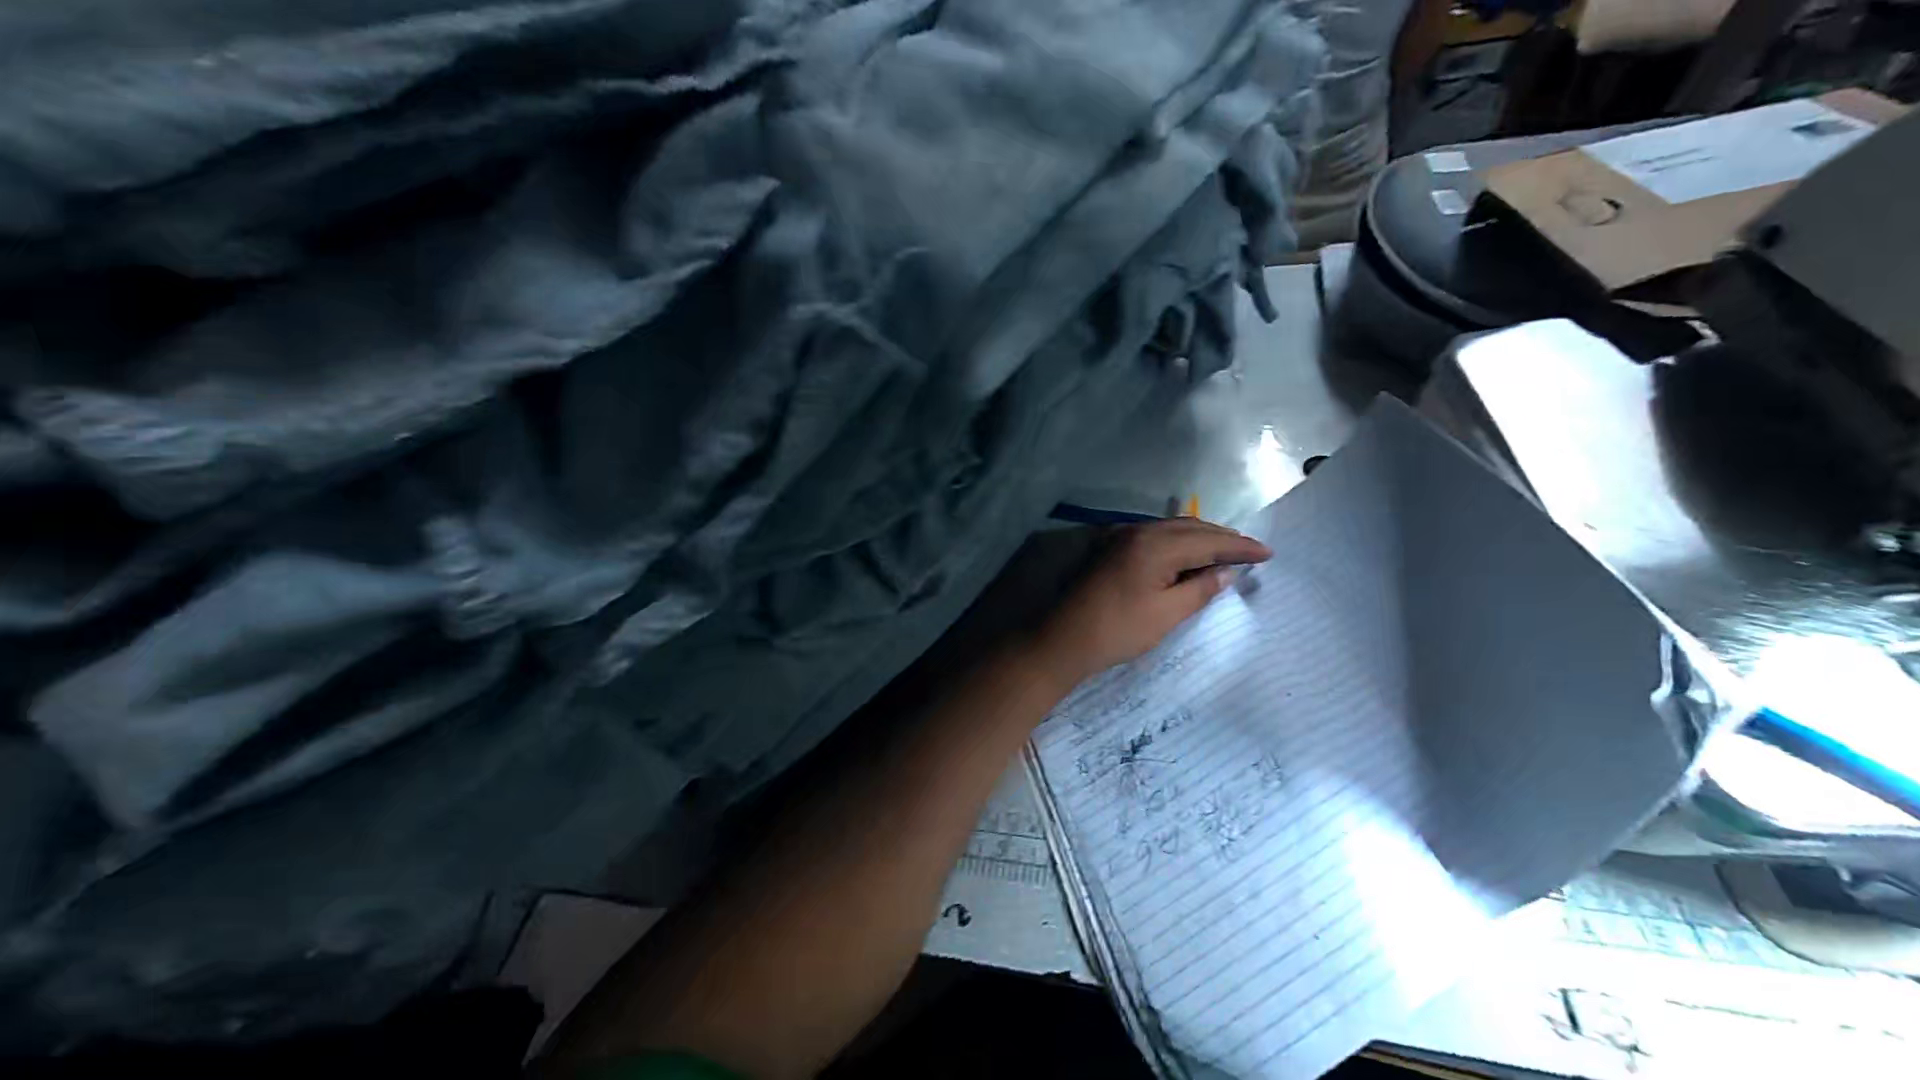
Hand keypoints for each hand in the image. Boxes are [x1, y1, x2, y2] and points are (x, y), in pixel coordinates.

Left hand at [1034, 518, 1270, 682]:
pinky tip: (1187, 554)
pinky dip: (1178, 542)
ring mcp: (1121, 537)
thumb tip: (1226, 572)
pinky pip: (1154, 537)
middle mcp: (1138, 532)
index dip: (1239, 547)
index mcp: (1155, 544)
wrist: (1063, 639)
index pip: (1208, 540)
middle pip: (1190, 528)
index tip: (1268, 553)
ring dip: (1200, 537)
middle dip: (1222, 538)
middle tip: (1251, 550)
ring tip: (1226, 550)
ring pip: (1171, 529)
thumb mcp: (1166, 614)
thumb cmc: (1118, 630)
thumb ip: (1200, 589)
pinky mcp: (1111, 549)